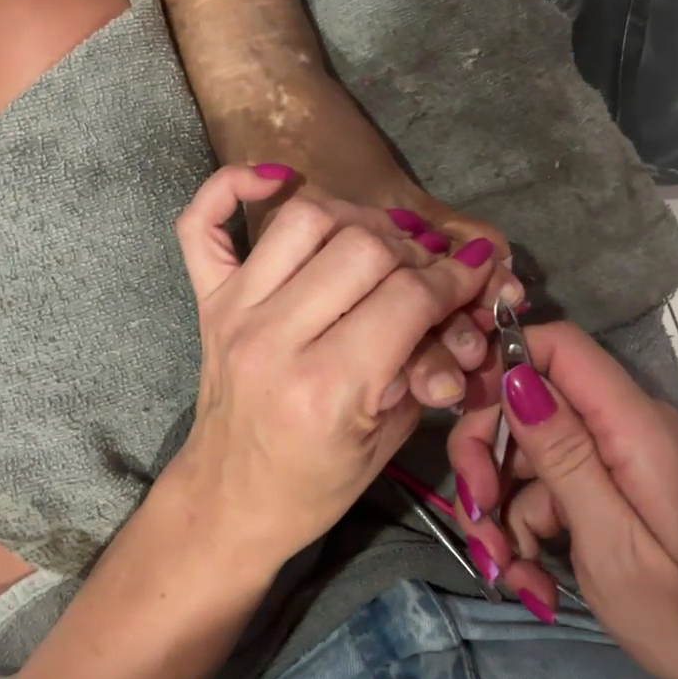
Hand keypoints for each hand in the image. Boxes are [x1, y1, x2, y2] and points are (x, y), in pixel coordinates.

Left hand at [166, 163, 493, 565]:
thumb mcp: (388, 438)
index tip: (476, 274)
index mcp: (326, 386)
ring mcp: (233, 312)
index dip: (455, 278)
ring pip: (303, 218)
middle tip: (431, 269)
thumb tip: (465, 300)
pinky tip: (277, 178)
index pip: (409, 296)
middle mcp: (273, 337)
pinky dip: (233, 186)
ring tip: (380, 240)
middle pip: (363, 247)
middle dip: (415, 251)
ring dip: (355, 217)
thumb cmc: (314, 484)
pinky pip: (201, 223)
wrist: (230, 500)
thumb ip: (428, 362)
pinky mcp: (207, 301)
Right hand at [448, 322, 677, 678]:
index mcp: (633, 426)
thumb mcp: (615, 543)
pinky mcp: (607, 486)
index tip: (457, 412)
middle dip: (486, 456)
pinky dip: (525, 527)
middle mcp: (621, 426)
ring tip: (509, 571)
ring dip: (500, 508)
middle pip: (526, 401)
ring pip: (525, 451)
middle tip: (478, 520)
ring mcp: (613, 457)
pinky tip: (532, 579)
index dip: (500, 361)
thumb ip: (564, 456)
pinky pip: (544, 487)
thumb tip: (514, 376)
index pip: (558, 345)